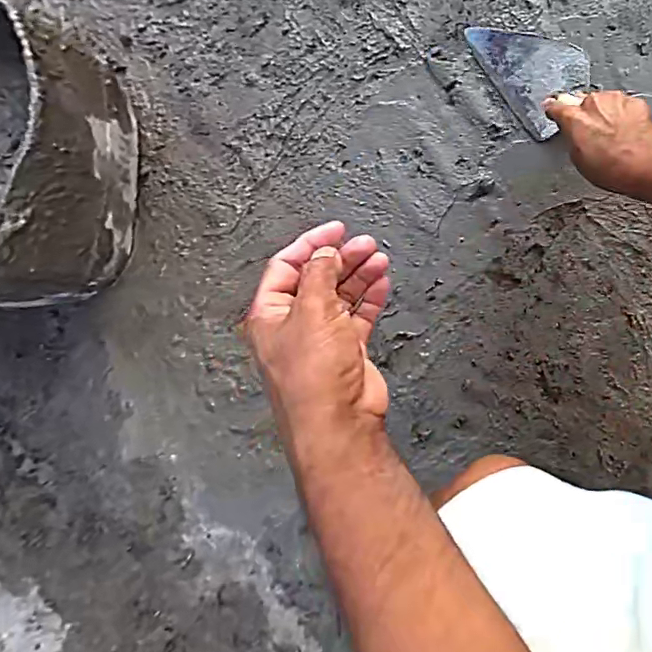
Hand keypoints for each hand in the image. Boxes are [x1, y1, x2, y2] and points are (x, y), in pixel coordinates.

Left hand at [243, 221, 391, 445]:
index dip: (311, 243)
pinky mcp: (346, 349)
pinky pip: (358, 315)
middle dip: (341, 258)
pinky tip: (381, 283)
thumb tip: (325, 252)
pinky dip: (370, 298)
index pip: (288, 266)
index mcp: (270, 314)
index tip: (336, 229)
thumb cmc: (313, 379)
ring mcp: (321, 338)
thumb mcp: (312, 312)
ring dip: (359, 275)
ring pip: (341, 295)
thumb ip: (319, 274)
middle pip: (318, 278)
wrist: (338, 422)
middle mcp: (294, 324)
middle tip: (365, 244)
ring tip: (378, 259)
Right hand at [541, 91, 651, 197]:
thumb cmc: (616, 168)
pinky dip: (622, 115)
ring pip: (603, 101)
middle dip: (581, 113)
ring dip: (603, 113)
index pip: (555, 105)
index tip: (552, 110)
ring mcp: (615, 100)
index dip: (553, 109)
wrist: (649, 165)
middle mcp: (593, 103)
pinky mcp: (635, 103)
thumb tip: (571, 134)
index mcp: (574, 117)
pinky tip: (626, 132)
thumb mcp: (580, 161)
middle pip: (579, 100)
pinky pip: (622, 106)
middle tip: (587, 131)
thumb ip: (572, 139)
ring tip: (610, 136)